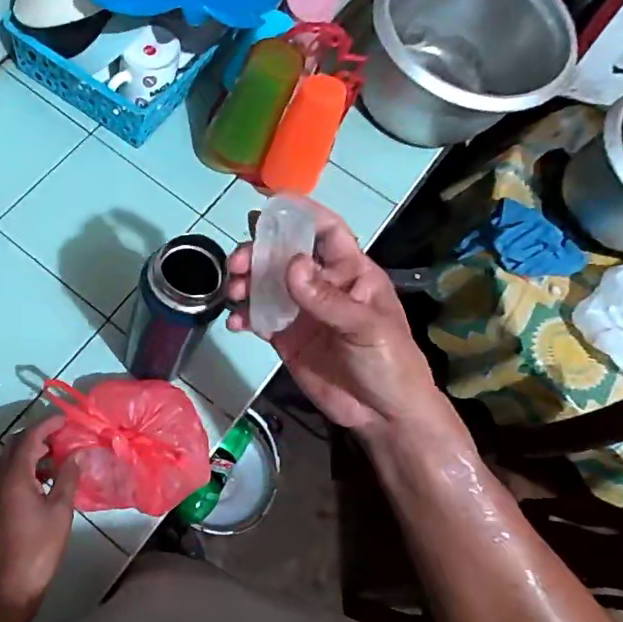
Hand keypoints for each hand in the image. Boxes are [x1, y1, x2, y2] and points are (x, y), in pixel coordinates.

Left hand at [0, 416, 81, 617]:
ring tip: (60, 454)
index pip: (29, 438)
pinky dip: (27, 466)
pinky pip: (10, 473)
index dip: (47, 424)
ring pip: (12, 458)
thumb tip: (77, 454)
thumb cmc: (41, 546)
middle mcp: (0, 478)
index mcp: (14, 477)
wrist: (14, 582)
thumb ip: (67, 478)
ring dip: (33, 450)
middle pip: (16, 444)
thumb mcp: (60, 510)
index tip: (67, 419)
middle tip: (63, 435)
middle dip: (38, 434)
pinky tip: (48, 477)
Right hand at [225, 205, 441, 436]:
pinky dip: (244, 317)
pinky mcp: (286, 338)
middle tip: (237, 263)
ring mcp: (302, 312)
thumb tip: (291, 264)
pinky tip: (236, 323)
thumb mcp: (364, 327)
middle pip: (285, 257)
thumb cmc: (389, 363)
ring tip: (233, 293)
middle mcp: (323, 286)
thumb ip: (326, 298)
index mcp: (351, 273)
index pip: (326, 232)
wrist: (382, 415)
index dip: (301, 214)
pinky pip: (259, 319)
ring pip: (266, 285)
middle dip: (258, 254)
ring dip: (246, 283)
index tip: (269, 206)